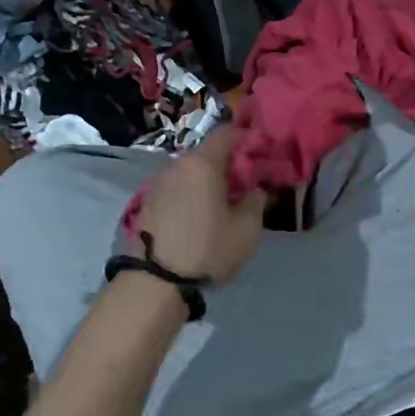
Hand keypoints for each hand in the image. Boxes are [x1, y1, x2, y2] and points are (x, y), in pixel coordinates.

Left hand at [132, 127, 267, 281]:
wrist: (156, 281)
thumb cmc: (208, 250)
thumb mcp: (247, 228)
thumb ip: (256, 200)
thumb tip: (255, 189)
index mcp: (202, 163)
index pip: (228, 133)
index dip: (250, 139)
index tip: (265, 154)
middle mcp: (177, 164)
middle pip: (209, 152)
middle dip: (232, 162)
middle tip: (250, 181)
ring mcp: (158, 182)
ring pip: (192, 170)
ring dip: (212, 178)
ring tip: (227, 200)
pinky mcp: (149, 201)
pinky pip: (179, 186)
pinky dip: (195, 191)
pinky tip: (205, 212)